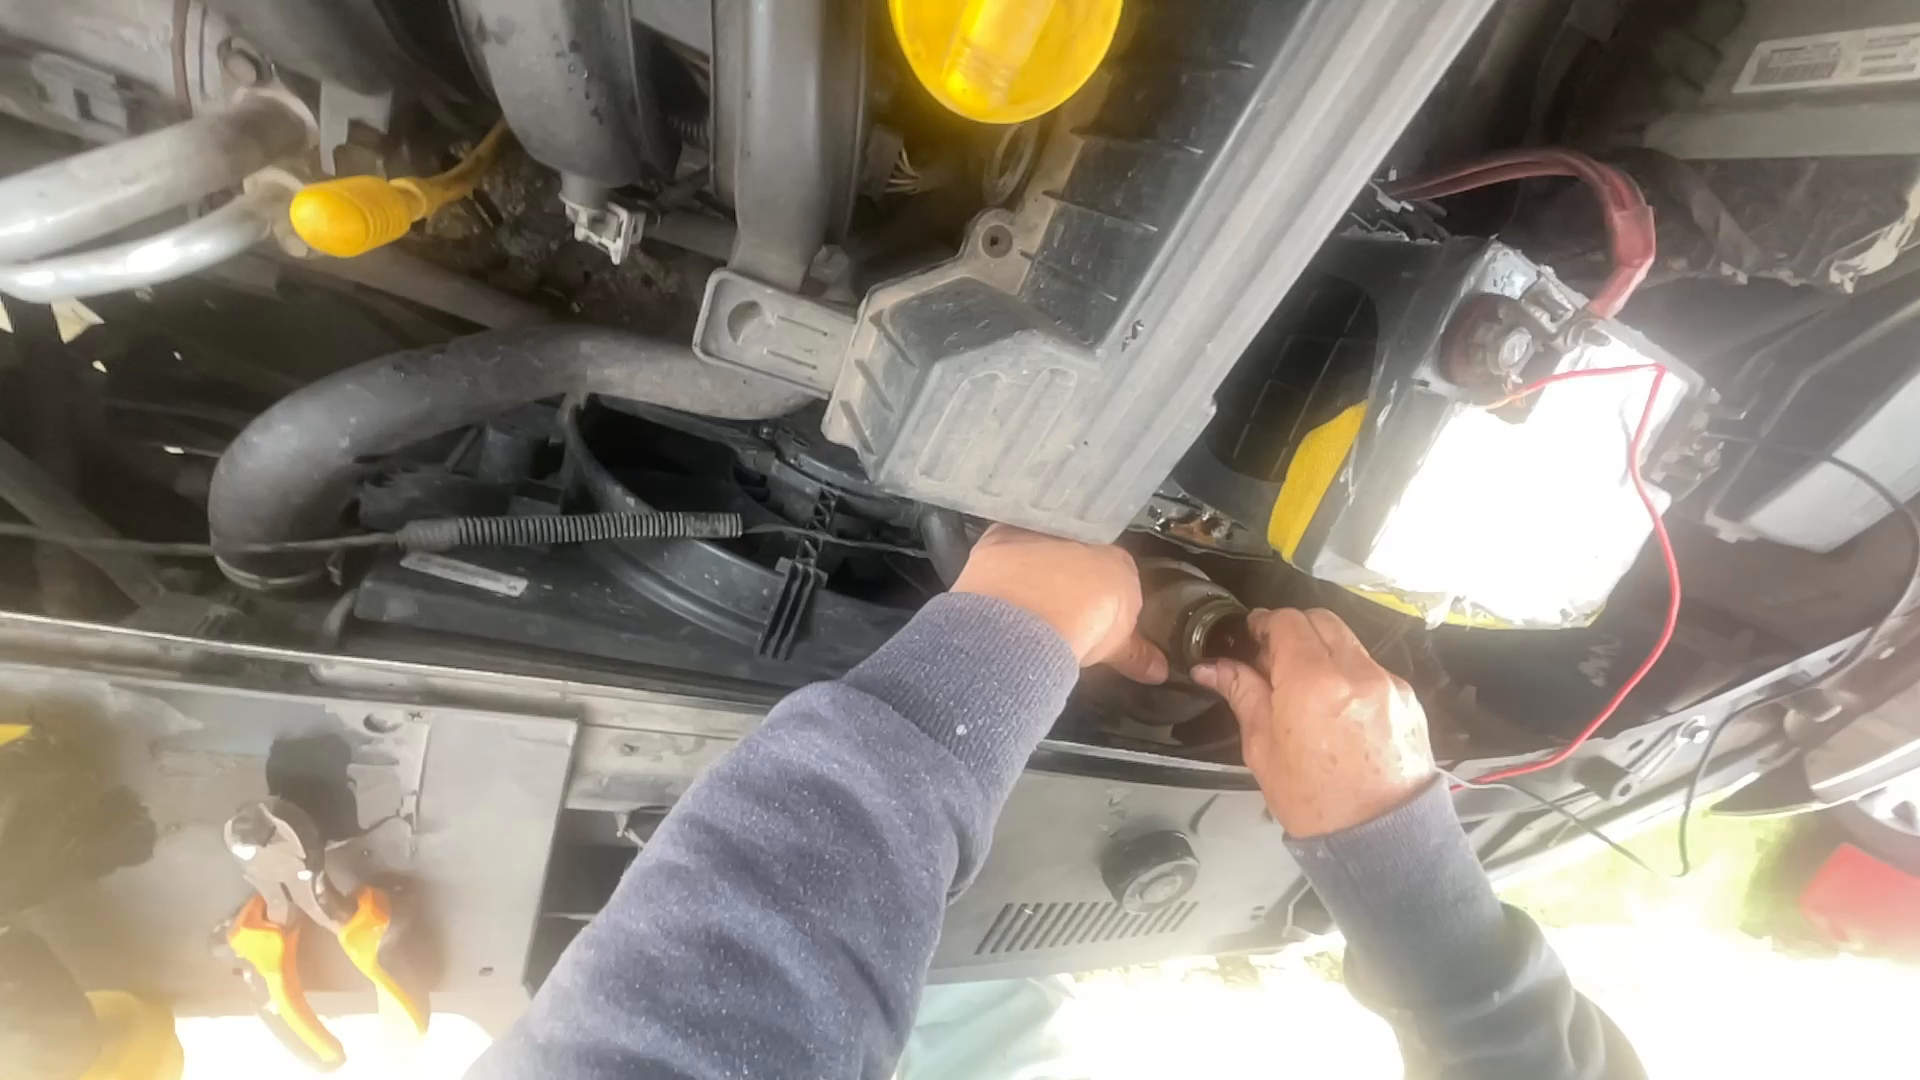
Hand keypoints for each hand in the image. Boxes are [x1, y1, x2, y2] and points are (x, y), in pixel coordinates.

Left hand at [952, 525, 1167, 683]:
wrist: (1033, 613)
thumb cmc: (1083, 624)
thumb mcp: (1118, 646)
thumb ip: (1136, 653)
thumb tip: (1157, 668)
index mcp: (1118, 560)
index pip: (1115, 570)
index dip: (1102, 593)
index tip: (1091, 612)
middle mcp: (1081, 539)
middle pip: (1076, 555)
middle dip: (1067, 577)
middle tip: (1056, 608)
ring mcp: (1041, 535)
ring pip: (1040, 545)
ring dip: (1033, 567)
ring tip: (1025, 602)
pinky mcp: (1000, 535)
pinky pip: (1003, 545)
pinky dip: (1001, 562)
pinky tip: (999, 585)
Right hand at [1192, 609, 1432, 836]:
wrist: (1382, 841)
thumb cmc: (1314, 800)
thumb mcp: (1262, 746)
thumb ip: (1242, 693)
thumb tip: (1211, 667)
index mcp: (1312, 681)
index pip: (1286, 621)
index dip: (1263, 624)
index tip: (1251, 639)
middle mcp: (1356, 672)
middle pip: (1321, 620)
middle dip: (1293, 631)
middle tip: (1273, 660)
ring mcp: (1388, 685)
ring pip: (1348, 642)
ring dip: (1322, 651)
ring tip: (1304, 688)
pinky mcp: (1408, 701)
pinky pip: (1371, 669)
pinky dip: (1348, 674)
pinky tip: (1336, 709)